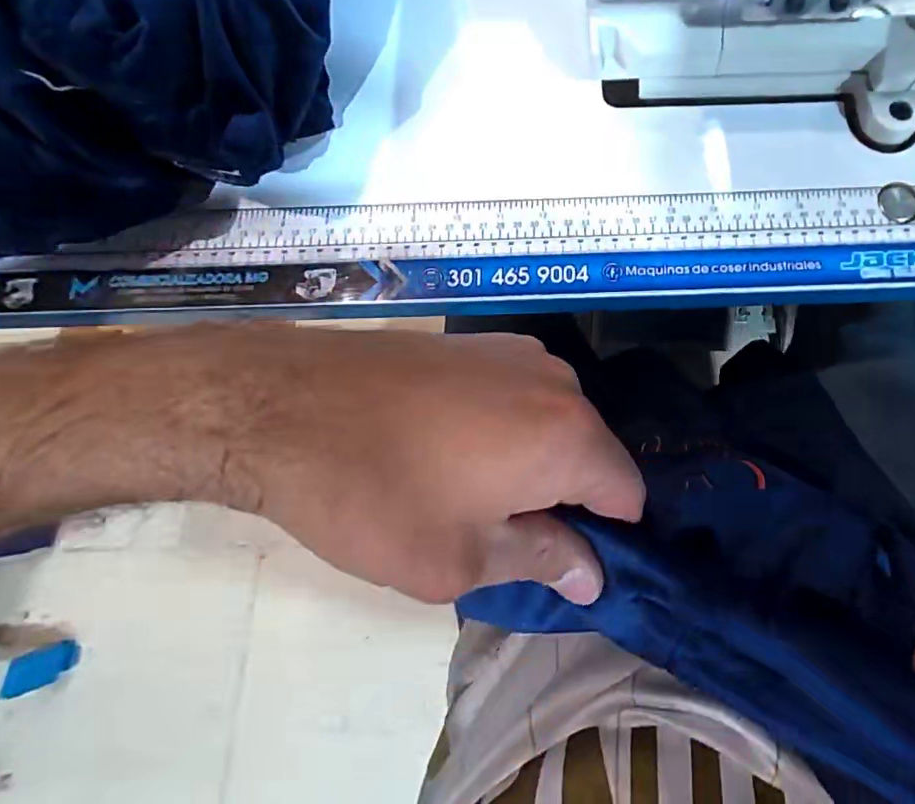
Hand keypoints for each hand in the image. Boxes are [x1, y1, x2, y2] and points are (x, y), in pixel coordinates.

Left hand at [101, 324, 643, 604]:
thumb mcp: (459, 558)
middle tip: (503, 533)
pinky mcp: (484, 342)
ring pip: (555, 423)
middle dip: (565, 498)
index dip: (607, 536)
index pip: (628, 493)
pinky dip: (507, 426)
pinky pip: (521, 396)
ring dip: (533, 460)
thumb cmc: (376, 493)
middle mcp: (560, 384)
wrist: (286, 401)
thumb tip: (592, 572)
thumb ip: (543, 561)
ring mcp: (521, 354)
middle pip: (592, 455)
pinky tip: (448, 444)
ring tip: (468, 488)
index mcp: (570, 436)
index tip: (560, 561)